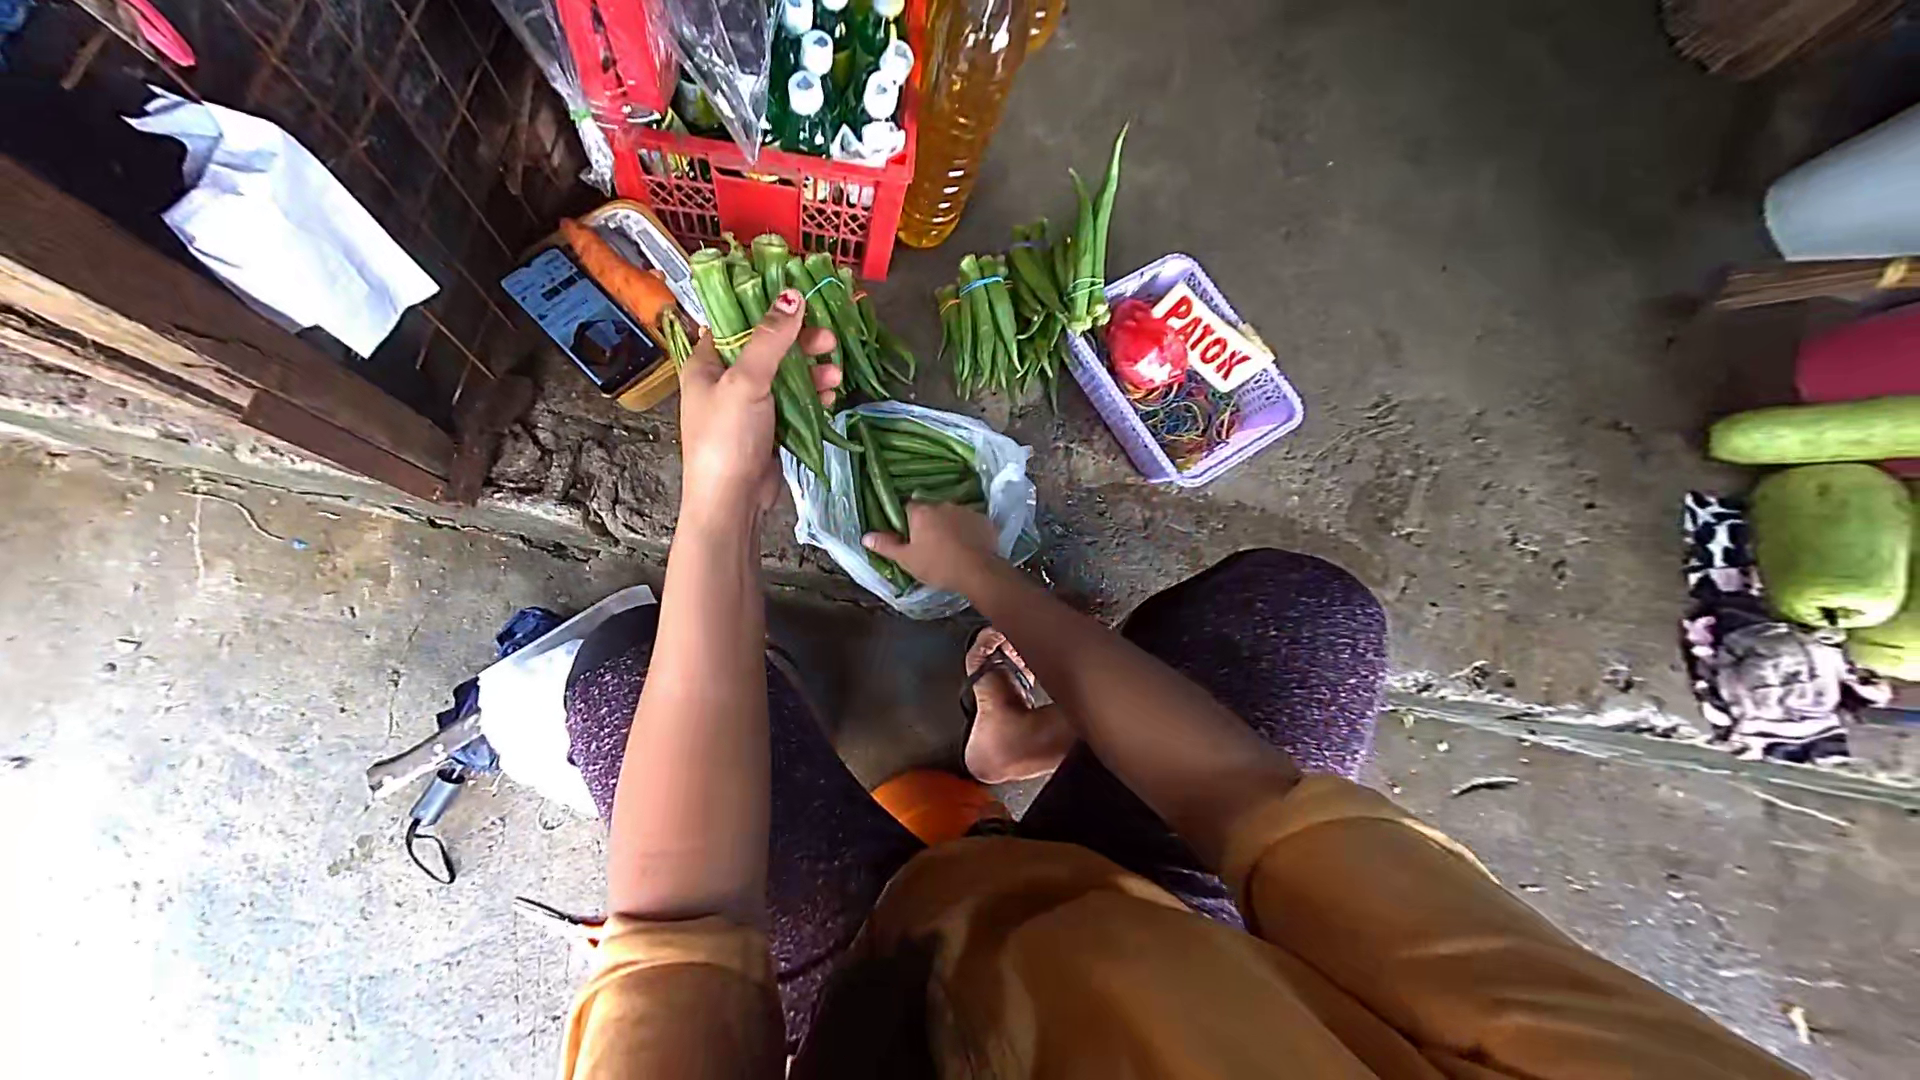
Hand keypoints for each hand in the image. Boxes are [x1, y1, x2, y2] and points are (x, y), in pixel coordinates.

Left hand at [678, 289, 839, 518]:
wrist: (732, 500)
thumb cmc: (726, 437)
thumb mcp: (746, 381)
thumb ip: (770, 339)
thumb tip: (793, 296)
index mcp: (708, 363)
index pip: (738, 323)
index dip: (768, 310)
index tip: (801, 302)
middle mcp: (728, 381)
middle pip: (769, 349)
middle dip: (801, 344)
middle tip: (829, 341)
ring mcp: (751, 406)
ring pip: (787, 377)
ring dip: (812, 373)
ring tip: (835, 376)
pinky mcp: (771, 428)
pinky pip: (795, 403)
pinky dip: (812, 397)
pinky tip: (828, 397)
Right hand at [863, 501, 1001, 592]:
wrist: (978, 571)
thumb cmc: (937, 565)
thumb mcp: (907, 559)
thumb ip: (886, 545)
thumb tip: (866, 536)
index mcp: (921, 511)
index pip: (908, 507)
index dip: (907, 521)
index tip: (908, 536)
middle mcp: (943, 504)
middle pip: (931, 511)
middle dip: (929, 523)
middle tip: (929, 545)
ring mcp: (966, 510)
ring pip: (951, 515)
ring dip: (949, 526)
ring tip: (950, 547)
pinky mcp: (984, 520)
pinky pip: (970, 522)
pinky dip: (967, 531)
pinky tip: (968, 546)